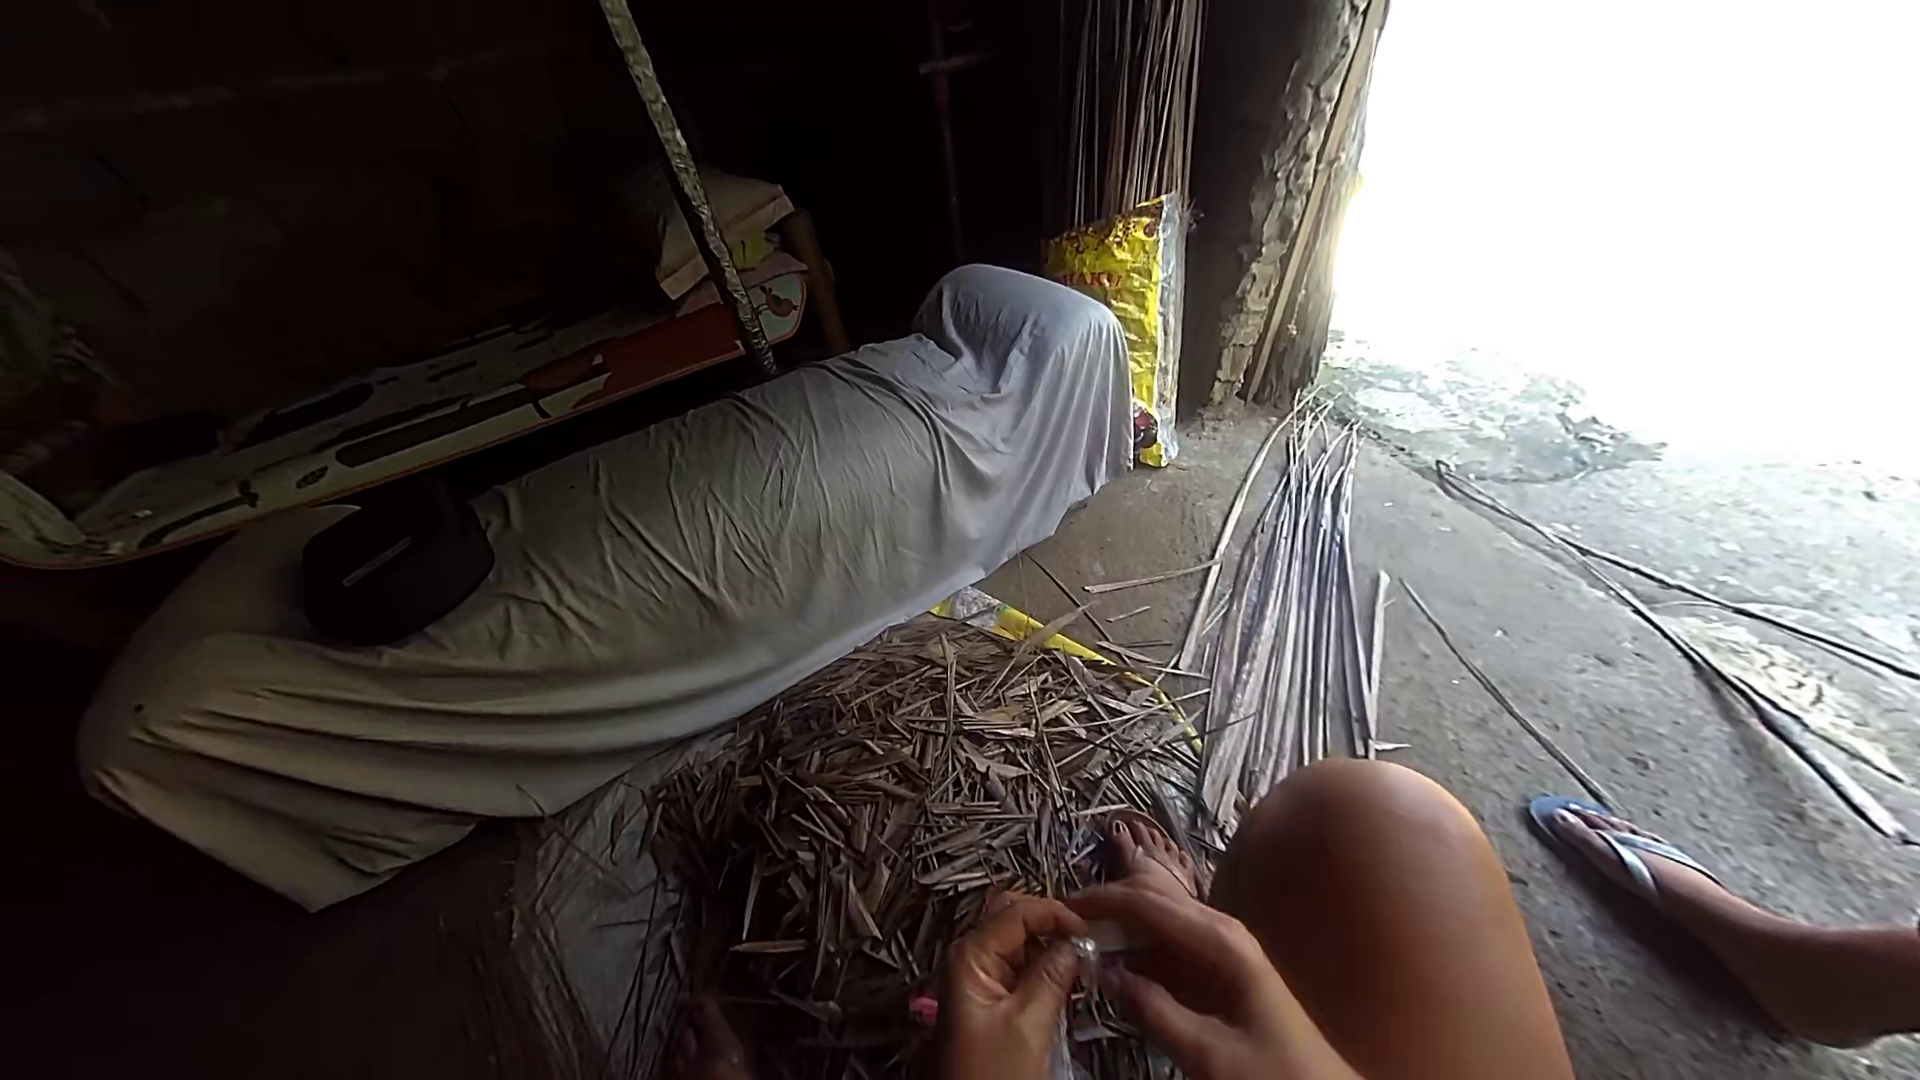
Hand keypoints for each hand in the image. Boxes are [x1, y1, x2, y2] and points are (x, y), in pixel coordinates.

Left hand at [940, 890, 1088, 1079]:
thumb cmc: (992, 1077)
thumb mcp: (1027, 1028)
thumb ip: (1051, 977)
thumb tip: (1077, 943)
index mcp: (971, 954)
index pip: (1015, 912)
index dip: (1053, 912)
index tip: (1089, 929)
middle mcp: (971, 955)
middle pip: (1012, 916)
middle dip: (1048, 920)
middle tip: (1084, 937)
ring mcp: (980, 976)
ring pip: (1017, 939)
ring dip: (1047, 941)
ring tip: (1080, 954)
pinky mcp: (990, 998)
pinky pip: (1018, 965)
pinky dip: (1041, 964)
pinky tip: (1063, 974)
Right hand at [1068, 883, 1362, 1079]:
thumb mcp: (1212, 1059)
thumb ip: (1152, 1012)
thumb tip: (1101, 972)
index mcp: (1221, 939)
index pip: (1146, 902)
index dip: (1101, 902)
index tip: (1062, 913)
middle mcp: (1217, 931)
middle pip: (1149, 901)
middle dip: (1107, 909)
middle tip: (1065, 927)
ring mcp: (1217, 950)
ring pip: (1154, 924)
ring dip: (1118, 933)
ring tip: (1080, 945)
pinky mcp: (1215, 973)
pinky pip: (1166, 952)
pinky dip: (1136, 957)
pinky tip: (1114, 971)